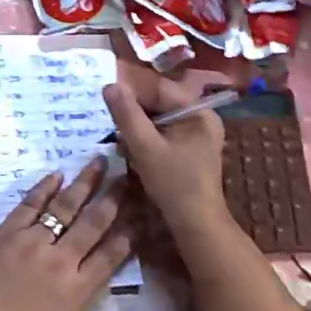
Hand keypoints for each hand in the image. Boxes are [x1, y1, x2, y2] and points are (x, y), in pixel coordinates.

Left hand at [0, 158, 131, 310]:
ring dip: (86, 182)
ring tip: (101, 160)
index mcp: (76, 292)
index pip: (112, 255)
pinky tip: (58, 174)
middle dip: (115, 197)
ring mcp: (33, 240)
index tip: (144, 213)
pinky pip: (31, 203)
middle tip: (130, 175)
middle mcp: (61, 259)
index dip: (131, 232)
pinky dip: (45, 187)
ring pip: (66, 205)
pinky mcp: (7, 230)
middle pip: (95, 222)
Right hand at [103, 70, 230, 234]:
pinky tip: (134, 152)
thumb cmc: (173, 184)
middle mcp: (202, 117)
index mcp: (198, 111)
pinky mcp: (192, 149)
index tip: (108, 102)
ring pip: (160, 119)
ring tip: (122, 143)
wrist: (197, 225)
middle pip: (160, 103)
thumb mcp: (144, 147)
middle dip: (135, 114)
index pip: (159, 89)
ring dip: (138, 128)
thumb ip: (127, 115)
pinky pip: (165, 133)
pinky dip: (148, 140)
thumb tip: (110, 85)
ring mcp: (199, 134)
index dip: (132, 93)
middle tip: (113, 128)